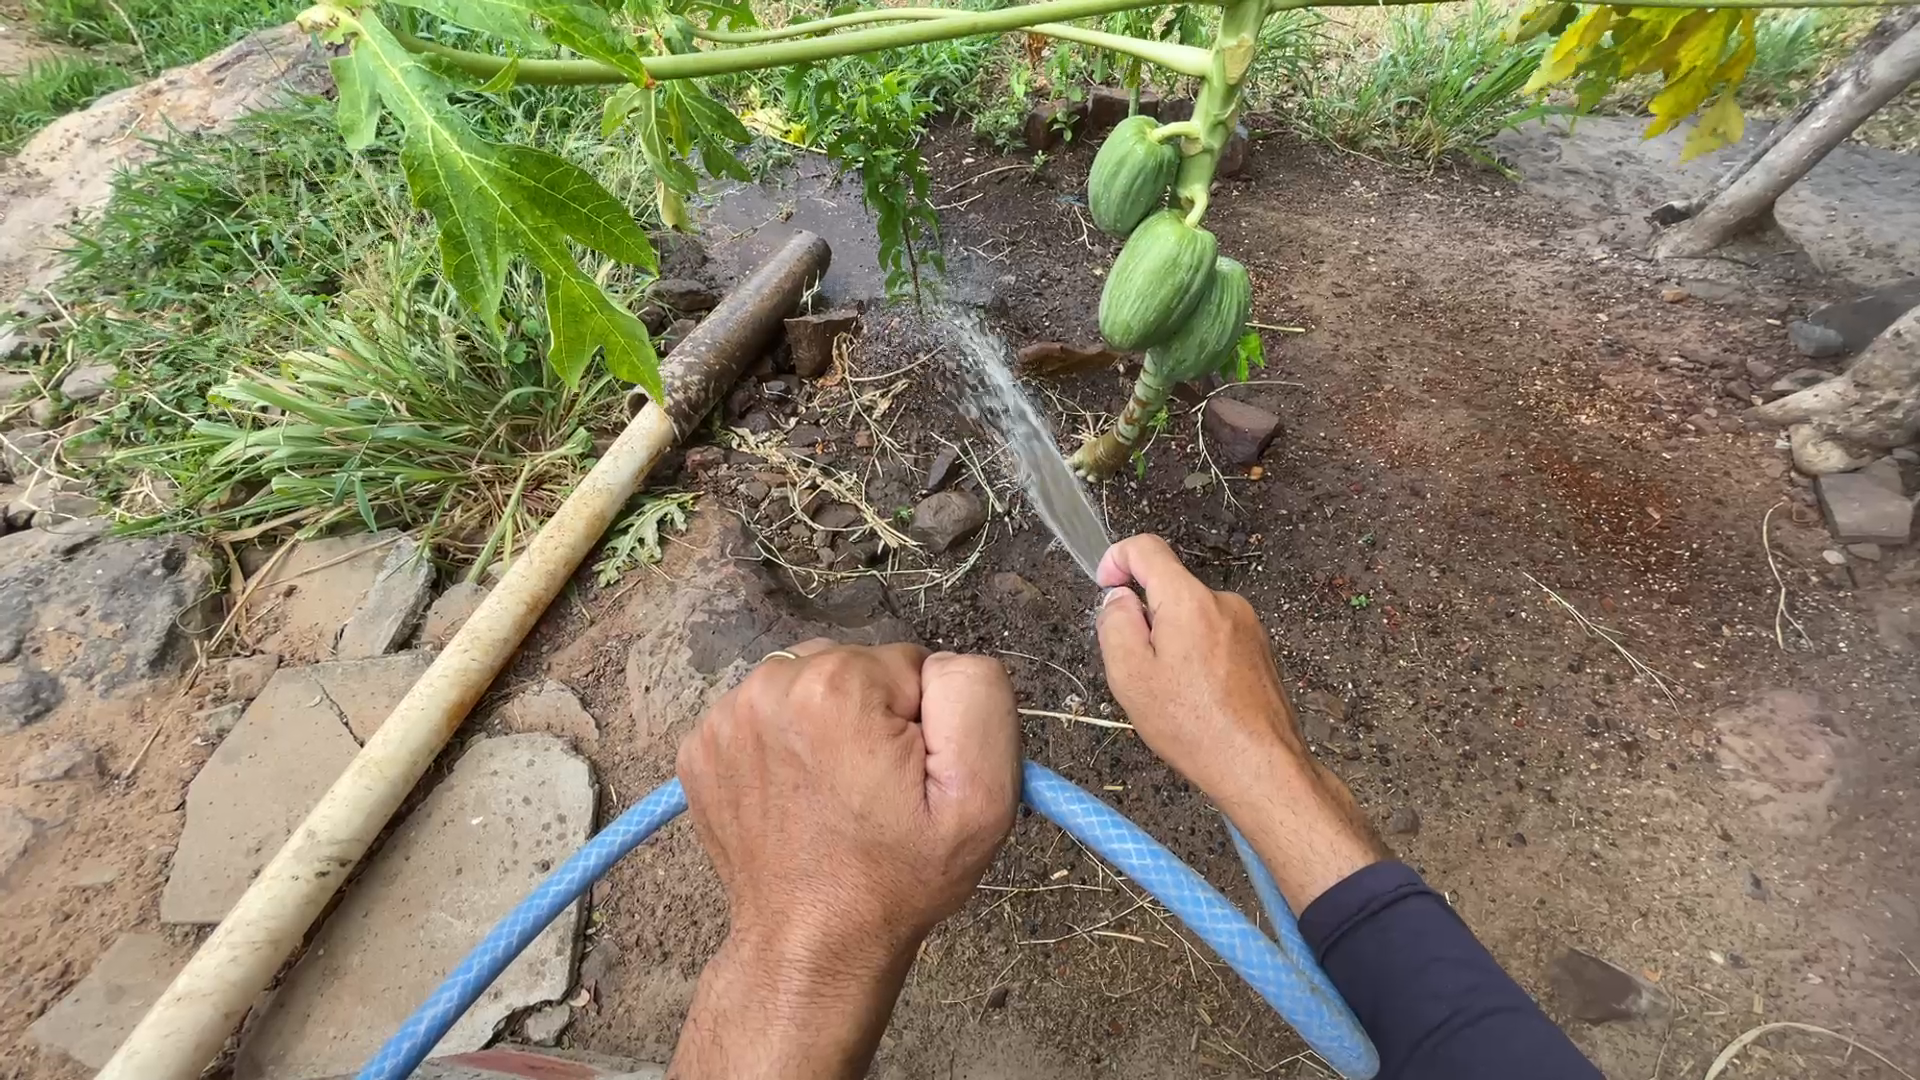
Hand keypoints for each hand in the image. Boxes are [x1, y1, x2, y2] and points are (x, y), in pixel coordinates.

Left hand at [671, 641, 1018, 1078]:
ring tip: (836, 785)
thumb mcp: (982, 795)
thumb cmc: (898, 876)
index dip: (922, 719)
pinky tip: (797, 789)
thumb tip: (936, 665)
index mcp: (836, 685)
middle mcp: (770, 683)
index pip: (909, 665)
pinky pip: (770, 711)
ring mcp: (726, 714)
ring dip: (831, 720)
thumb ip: (978, 694)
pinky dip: (787, 738)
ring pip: (812, 682)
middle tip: (876, 783)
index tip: (908, 774)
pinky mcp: (702, 743)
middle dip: (875, 713)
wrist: (811, 946)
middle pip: (856, 666)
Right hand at [1096, 535, 1385, 910]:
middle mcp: (1222, 601)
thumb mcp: (1129, 675)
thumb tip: (1119, 598)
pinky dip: (1195, 653)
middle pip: (1168, 586)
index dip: (1116, 558)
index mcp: (1187, 600)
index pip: (1146, 547)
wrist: (1261, 768)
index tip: (1105, 587)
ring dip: (1171, 638)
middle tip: (1138, 667)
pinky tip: (1197, 696)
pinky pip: (1213, 633)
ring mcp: (1246, 624)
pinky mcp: (1259, 647)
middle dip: (1144, 615)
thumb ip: (1115, 623)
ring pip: (1189, 613)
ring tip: (1172, 691)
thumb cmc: (1192, 726)